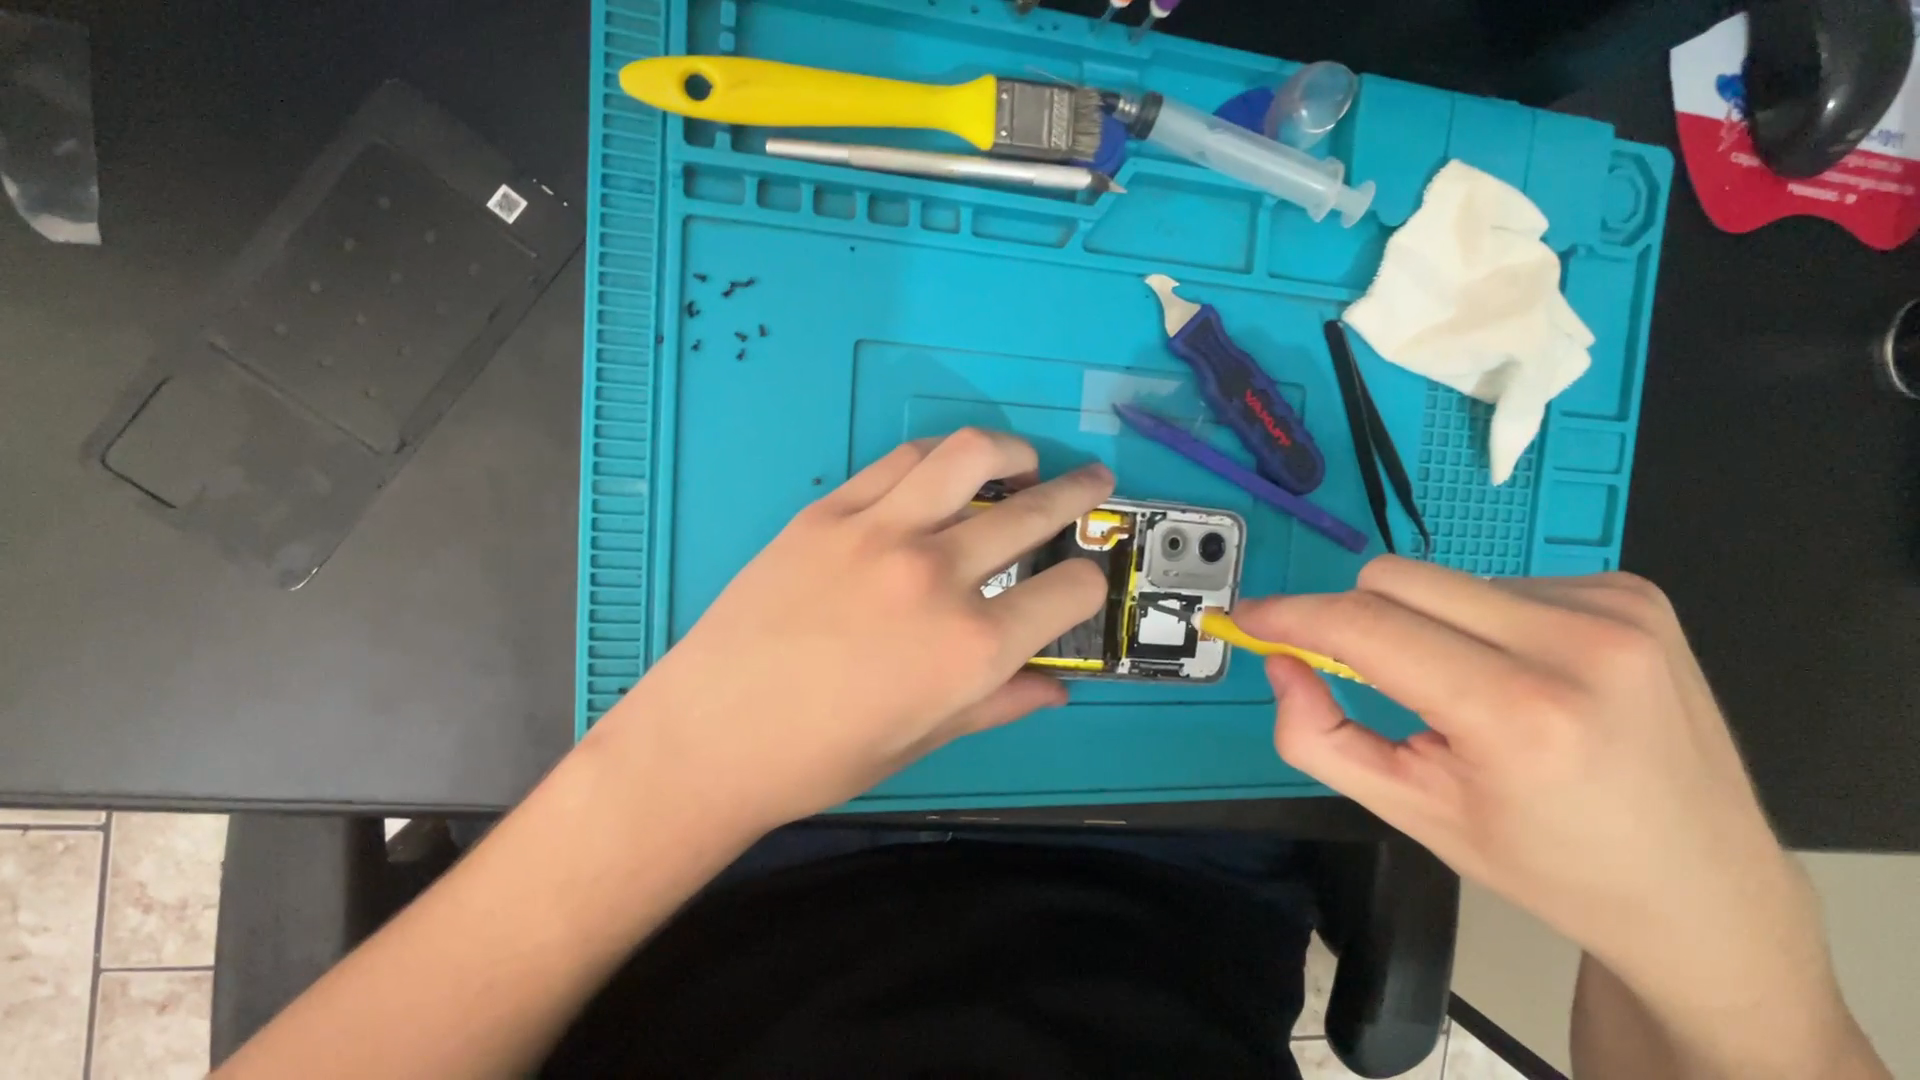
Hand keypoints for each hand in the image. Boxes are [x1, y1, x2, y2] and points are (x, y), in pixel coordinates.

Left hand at [593, 429, 1113, 834]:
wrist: (710, 735)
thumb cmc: (822, 758)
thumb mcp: (925, 740)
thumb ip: (1000, 703)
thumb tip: (1056, 687)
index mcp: (972, 648)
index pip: (1071, 590)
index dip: (1091, 583)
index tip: (1084, 581)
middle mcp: (938, 576)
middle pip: (1037, 510)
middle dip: (1081, 494)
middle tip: (1095, 482)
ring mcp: (881, 532)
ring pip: (970, 455)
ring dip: (1013, 450)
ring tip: (1023, 461)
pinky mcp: (829, 511)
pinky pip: (901, 461)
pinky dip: (940, 457)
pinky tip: (946, 471)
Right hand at [1233, 560, 1830, 1010]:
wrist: (1701, 889)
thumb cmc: (1544, 863)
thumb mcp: (1411, 814)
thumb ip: (1318, 736)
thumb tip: (1280, 661)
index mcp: (1518, 715)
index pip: (1366, 626)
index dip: (1293, 614)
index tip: (1250, 618)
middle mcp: (1576, 642)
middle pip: (1396, 579)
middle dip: (1355, 618)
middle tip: (1358, 673)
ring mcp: (1617, 608)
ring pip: (1447, 579)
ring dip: (1424, 622)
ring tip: (1462, 689)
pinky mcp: (1636, 593)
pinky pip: (1503, 582)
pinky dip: (1482, 621)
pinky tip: (1520, 674)